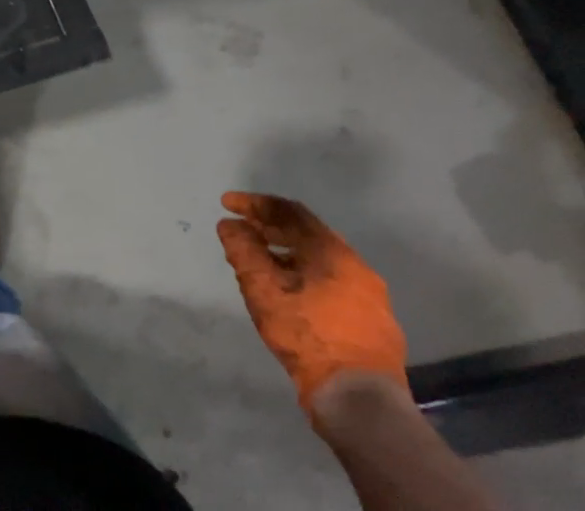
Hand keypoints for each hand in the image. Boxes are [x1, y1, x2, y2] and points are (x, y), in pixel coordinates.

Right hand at [217, 192, 407, 413]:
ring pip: (321, 261)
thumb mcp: (262, 288)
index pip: (292, 213)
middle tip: (240, 230)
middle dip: (271, 228)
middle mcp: (358, 269)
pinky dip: (302, 275)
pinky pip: (331, 283)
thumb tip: (231, 224)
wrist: (357, 394)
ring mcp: (370, 297)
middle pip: (310, 235)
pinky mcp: (371, 321)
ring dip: (286, 253)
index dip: (256, 204)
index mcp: (335, 255)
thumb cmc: (306, 333)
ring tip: (257, 261)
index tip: (226, 204)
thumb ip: (244, 250)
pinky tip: (286, 292)